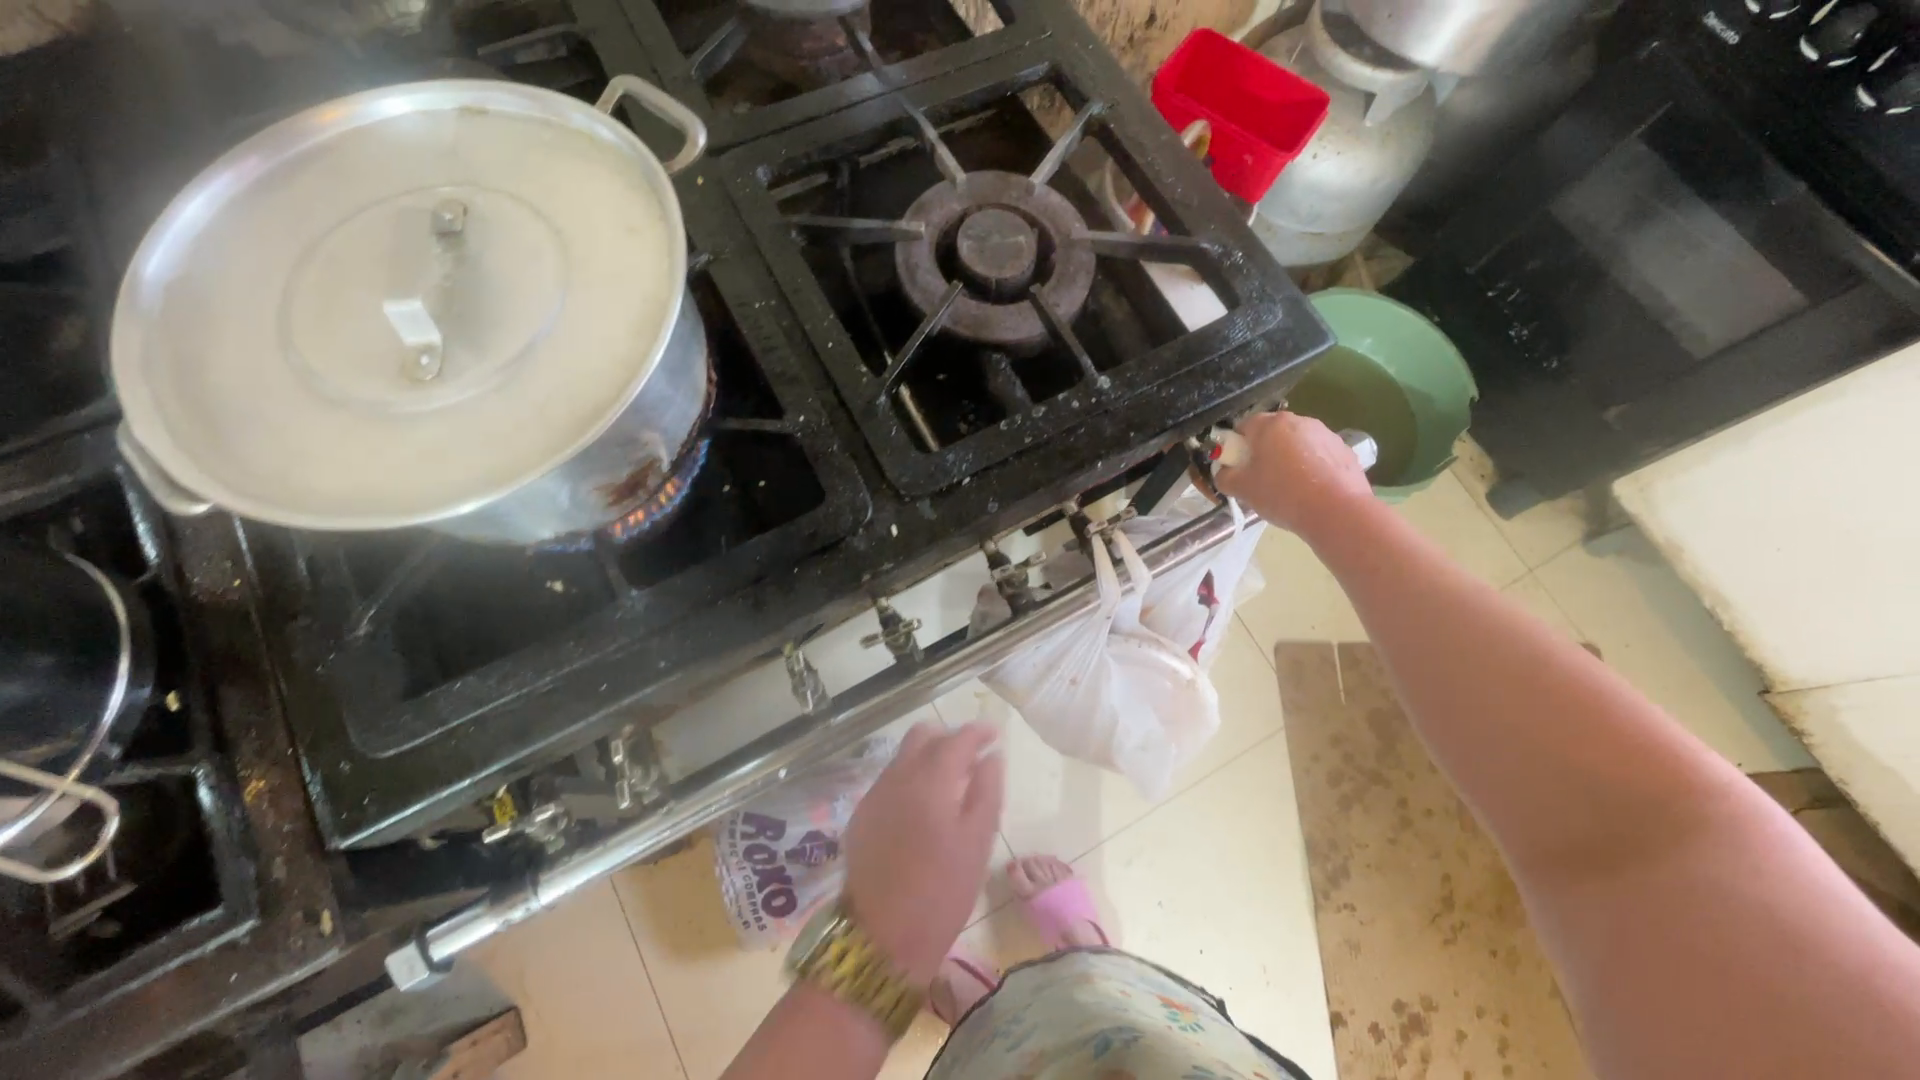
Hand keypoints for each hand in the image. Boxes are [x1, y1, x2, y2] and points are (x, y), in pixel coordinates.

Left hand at [842, 721, 1004, 982]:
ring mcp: (874, 796)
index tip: (995, 735)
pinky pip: (889, 782)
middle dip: (948, 739)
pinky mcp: (860, 817)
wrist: (882, 938)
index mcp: (929, 781)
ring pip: (902, 758)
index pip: (956, 738)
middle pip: (922, 736)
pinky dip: (910, 781)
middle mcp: (896, 778)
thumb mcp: (978, 843)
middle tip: (972, 760)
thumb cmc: (942, 893)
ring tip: (951, 787)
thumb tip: (991, 757)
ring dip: (927, 759)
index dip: (978, 732)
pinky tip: (923, 811)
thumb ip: (987, 791)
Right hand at [1214, 411, 1373, 535]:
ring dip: (1289, 459)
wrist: (1337, 512)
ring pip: (1297, 444)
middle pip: (1272, 433)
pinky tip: (1312, 491)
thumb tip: (1225, 473)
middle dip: (1264, 452)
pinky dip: (1312, 468)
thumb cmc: (1282, 495)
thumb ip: (1225, 477)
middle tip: (1261, 480)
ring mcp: (1325, 433)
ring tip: (1290, 489)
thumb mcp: (1242, 490)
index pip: (1243, 426)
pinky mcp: (1344, 450)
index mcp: (1270, 425)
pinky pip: (1318, 455)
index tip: (1238, 468)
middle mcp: (1298, 421)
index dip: (1237, 446)